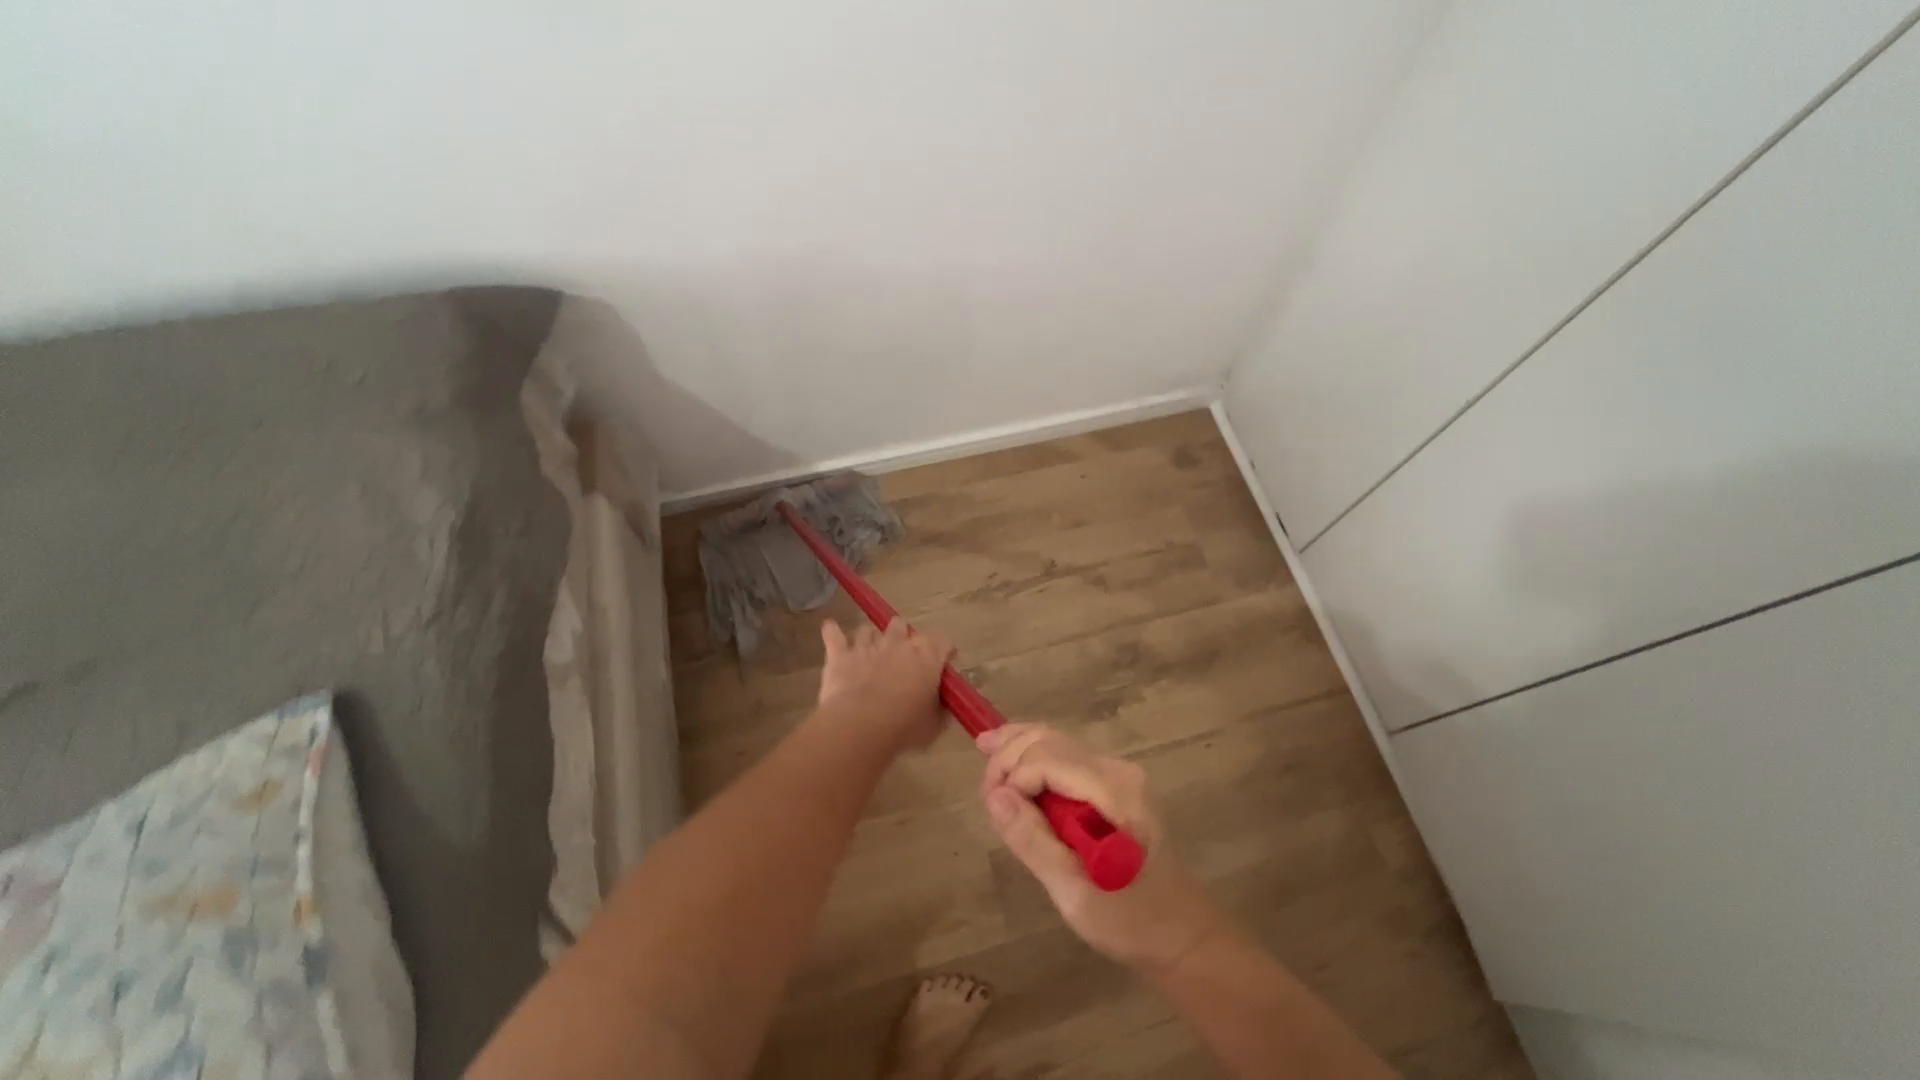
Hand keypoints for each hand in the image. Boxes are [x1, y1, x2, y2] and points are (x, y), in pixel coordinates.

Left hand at [816, 618, 954, 753]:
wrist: (860, 727)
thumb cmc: (904, 726)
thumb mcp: (934, 725)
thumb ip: (940, 709)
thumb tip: (942, 705)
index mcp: (926, 655)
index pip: (942, 641)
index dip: (943, 651)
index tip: (943, 663)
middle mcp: (897, 642)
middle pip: (902, 625)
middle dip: (903, 637)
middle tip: (902, 658)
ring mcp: (865, 645)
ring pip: (868, 630)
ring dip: (869, 639)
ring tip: (868, 653)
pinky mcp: (839, 655)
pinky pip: (833, 635)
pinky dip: (832, 632)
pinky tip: (830, 628)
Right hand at [978, 724, 1224, 972]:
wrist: (1182, 936)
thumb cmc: (1130, 921)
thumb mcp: (1075, 893)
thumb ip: (1034, 841)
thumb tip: (995, 796)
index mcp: (1115, 792)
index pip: (1046, 758)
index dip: (1011, 777)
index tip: (991, 811)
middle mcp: (1118, 770)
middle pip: (1049, 741)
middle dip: (1009, 757)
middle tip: (984, 795)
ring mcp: (1119, 775)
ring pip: (1055, 743)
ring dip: (1019, 752)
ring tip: (985, 762)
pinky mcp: (1114, 787)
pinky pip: (1066, 760)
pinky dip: (1035, 761)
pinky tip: (1012, 769)